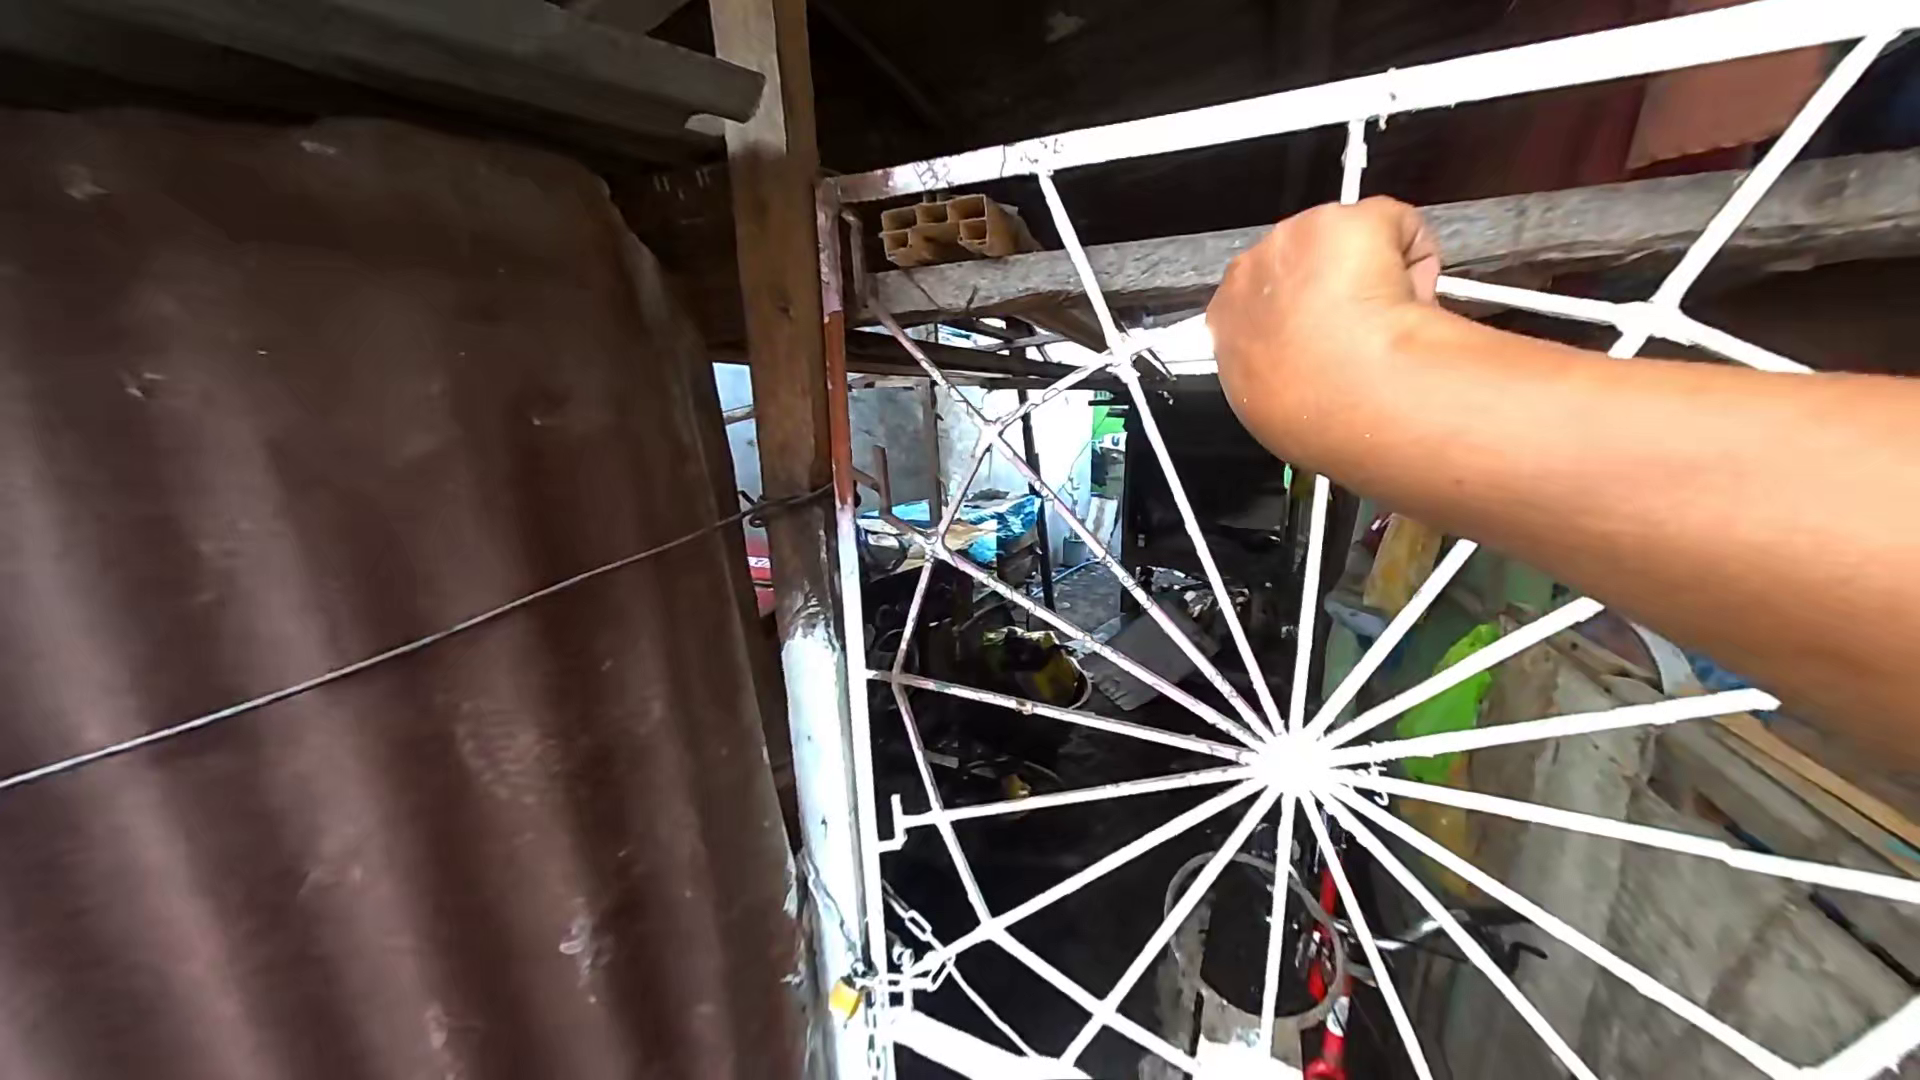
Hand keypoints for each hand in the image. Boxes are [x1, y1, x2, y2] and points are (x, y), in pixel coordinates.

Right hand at [1207, 197, 1439, 459]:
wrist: (1336, 384)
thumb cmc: (1301, 407)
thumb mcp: (1260, 402)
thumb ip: (1268, 369)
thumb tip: (1299, 372)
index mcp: (1223, 317)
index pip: (1259, 300)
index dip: (1296, 315)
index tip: (1320, 338)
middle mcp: (1248, 271)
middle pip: (1298, 263)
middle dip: (1329, 286)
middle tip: (1359, 329)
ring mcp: (1291, 241)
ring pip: (1345, 244)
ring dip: (1368, 272)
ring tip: (1384, 321)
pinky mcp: (1343, 221)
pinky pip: (1394, 228)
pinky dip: (1413, 257)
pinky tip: (1408, 300)